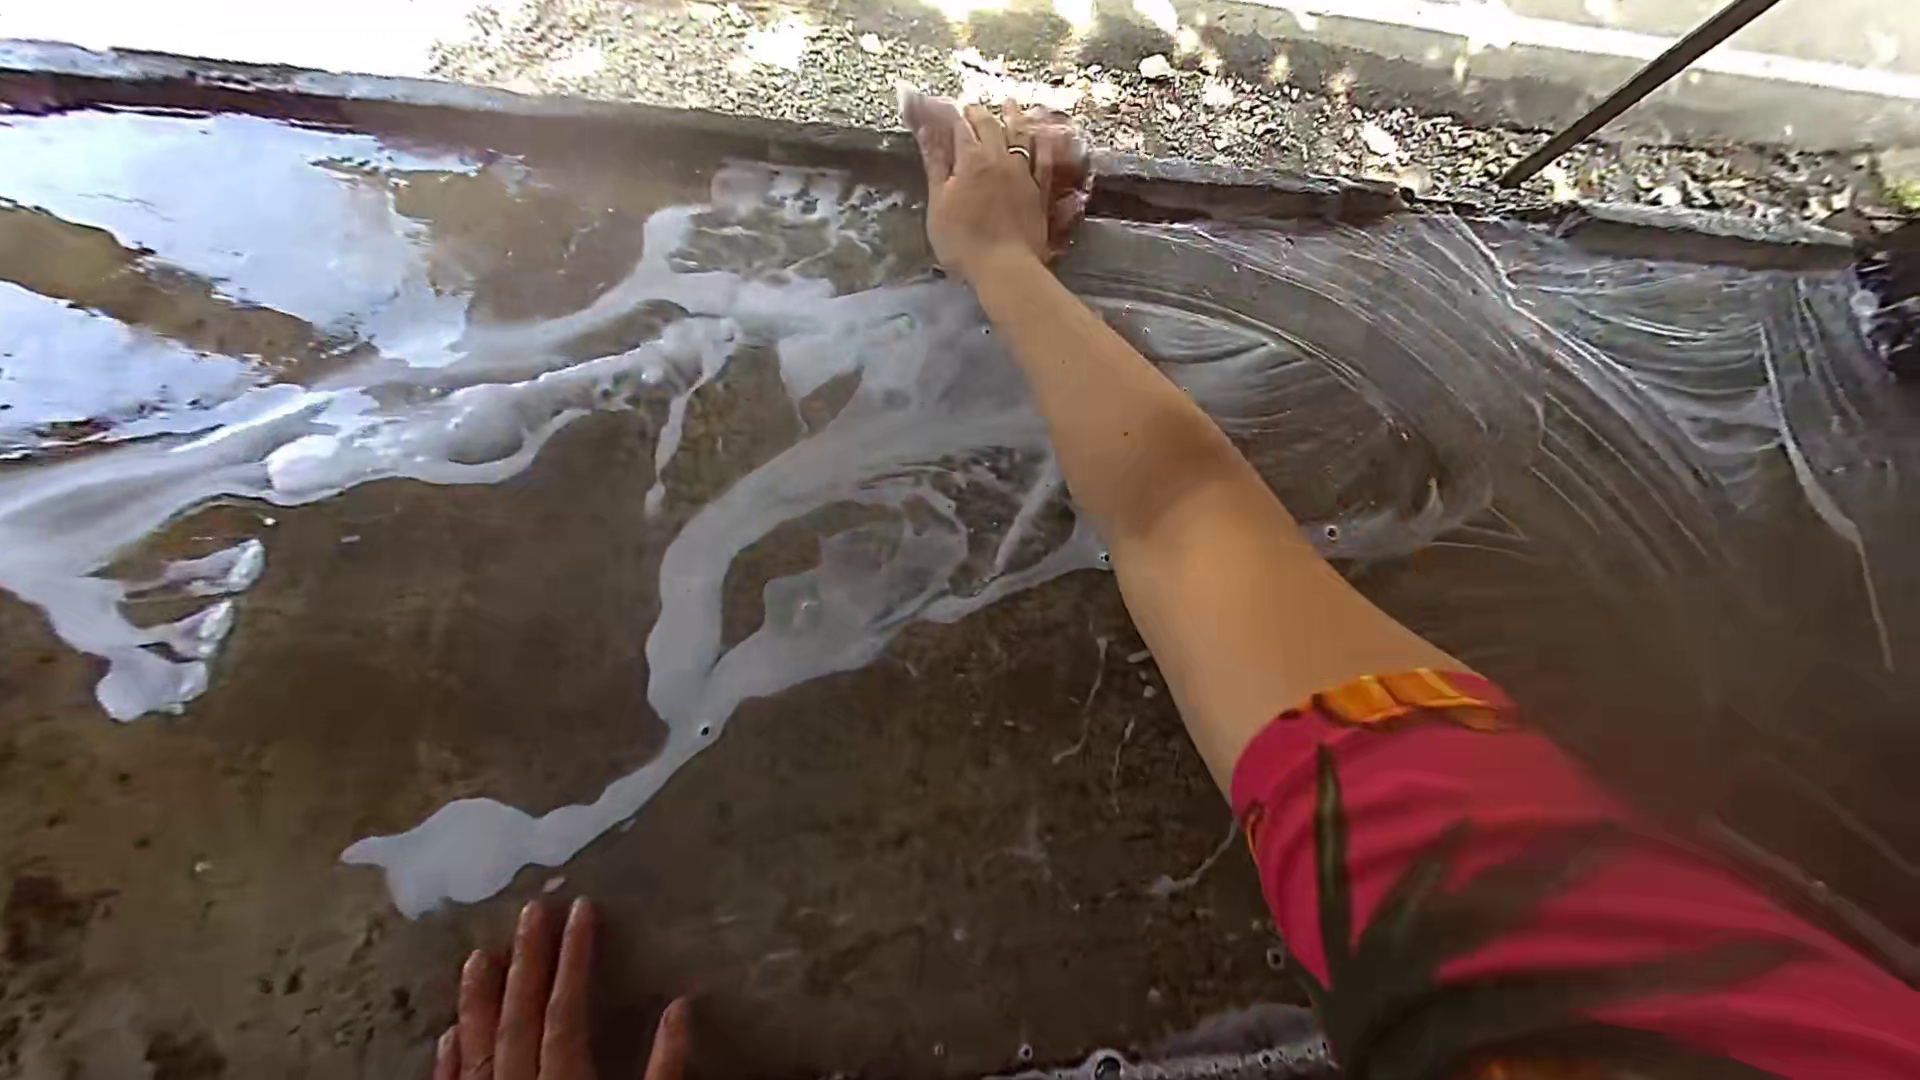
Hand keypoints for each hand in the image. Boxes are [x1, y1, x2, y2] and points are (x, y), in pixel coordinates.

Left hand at [433, 899, 689, 1079]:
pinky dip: (447, 1070)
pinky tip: (445, 1038)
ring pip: (477, 1056)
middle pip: (519, 1022)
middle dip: (527, 962)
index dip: (574, 956)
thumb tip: (681, 1006)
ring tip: (477, 957)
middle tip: (530, 911)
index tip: (581, 908)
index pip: (565, 1010)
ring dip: (478, 1006)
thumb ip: (663, 1073)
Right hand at [904, 94, 1089, 280]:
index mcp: (971, 159)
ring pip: (1019, 134)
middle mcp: (1000, 158)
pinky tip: (1044, 135)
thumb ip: (936, 166)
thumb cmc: (964, 243)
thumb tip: (927, 132)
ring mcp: (1024, 173)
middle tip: (969, 109)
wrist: (1005, 268)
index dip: (944, 113)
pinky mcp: (1040, 191)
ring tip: (1008, 104)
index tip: (935, 106)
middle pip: (988, 124)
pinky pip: (1044, 159)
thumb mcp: (939, 206)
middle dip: (976, 113)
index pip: (956, 125)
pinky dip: (1041, 142)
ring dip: (1012, 116)